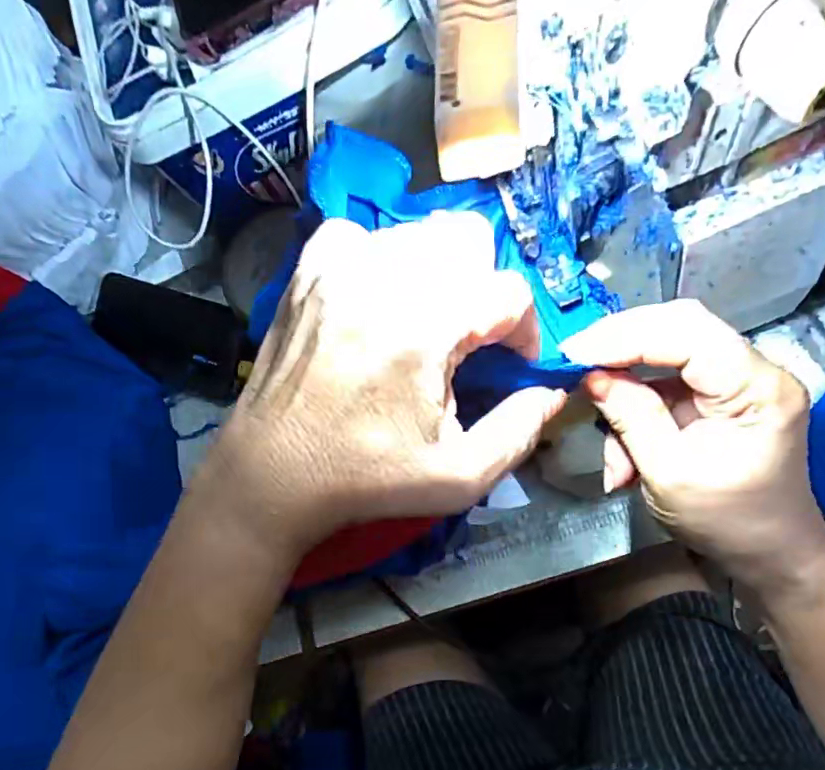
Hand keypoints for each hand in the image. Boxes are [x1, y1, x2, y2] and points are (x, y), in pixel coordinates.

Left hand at [199, 212, 567, 560]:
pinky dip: (389, 264)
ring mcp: (338, 263)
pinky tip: (382, 307)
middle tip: (471, 340)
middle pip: (471, 242)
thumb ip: (518, 432)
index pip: (509, 292)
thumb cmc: (367, 480)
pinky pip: (371, 236)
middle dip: (486, 291)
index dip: (524, 332)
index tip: (511, 364)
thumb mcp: (457, 476)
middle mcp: (380, 276)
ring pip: (423, 234)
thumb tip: (550, 393)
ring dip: (442, 276)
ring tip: (427, 329)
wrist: (274, 473)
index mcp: (421, 328)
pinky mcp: (309, 267)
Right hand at [562, 299, 824, 595]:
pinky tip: (626, 462)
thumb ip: (633, 419)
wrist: (769, 554)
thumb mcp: (670, 474)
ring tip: (615, 462)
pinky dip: (640, 419)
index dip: (627, 335)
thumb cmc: (728, 523)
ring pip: (666, 364)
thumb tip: (593, 377)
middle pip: (679, 331)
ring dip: (628, 404)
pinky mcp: (720, 400)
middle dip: (623, 351)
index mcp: (758, 386)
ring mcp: (738, 383)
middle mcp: (756, 370)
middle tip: (575, 367)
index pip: (689, 332)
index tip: (576, 351)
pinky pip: (669, 391)